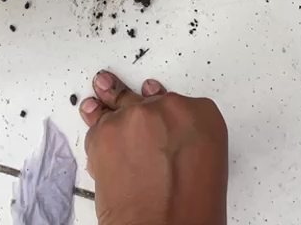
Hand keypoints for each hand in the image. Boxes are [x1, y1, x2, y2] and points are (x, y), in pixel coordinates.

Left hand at [80, 71, 227, 224]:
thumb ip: (187, 144)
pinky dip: (96, 132)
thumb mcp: (209, 168)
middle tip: (124, 91)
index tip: (156, 109)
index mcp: (203, 116)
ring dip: (109, 101)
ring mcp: (135, 116)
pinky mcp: (106, 132)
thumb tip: (168, 145)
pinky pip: (97, 126)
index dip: (164, 111)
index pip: (179, 102)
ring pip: (118, 103)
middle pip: (147, 97)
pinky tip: (91, 116)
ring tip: (102, 88)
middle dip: (137, 102)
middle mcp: (169, 107)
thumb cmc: (190, 213)